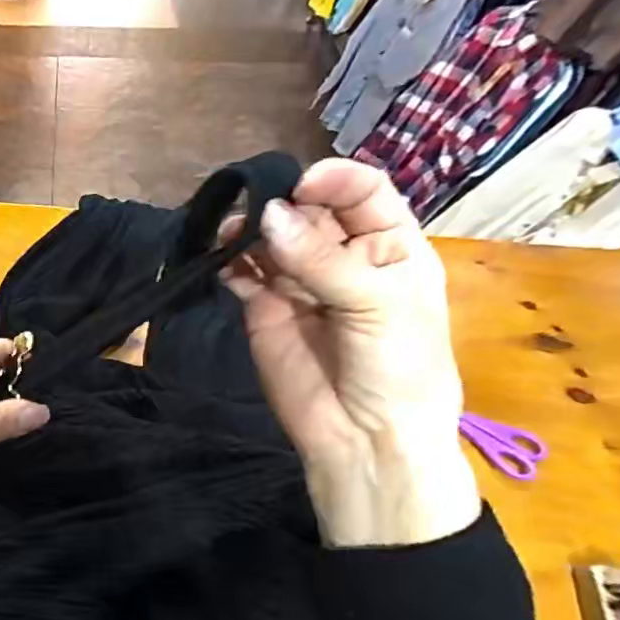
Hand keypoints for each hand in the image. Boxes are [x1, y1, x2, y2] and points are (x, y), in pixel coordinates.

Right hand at [222, 159, 478, 546]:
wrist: (364, 439)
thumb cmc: (398, 367)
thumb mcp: (378, 306)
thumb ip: (322, 261)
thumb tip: (266, 216)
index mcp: (389, 246)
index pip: (362, 191)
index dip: (334, 180)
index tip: (300, 185)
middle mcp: (342, 256)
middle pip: (308, 210)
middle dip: (282, 203)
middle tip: (254, 211)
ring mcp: (299, 282)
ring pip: (270, 238)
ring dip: (250, 230)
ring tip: (230, 234)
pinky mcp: (263, 308)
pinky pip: (243, 274)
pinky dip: (229, 262)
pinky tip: (221, 260)